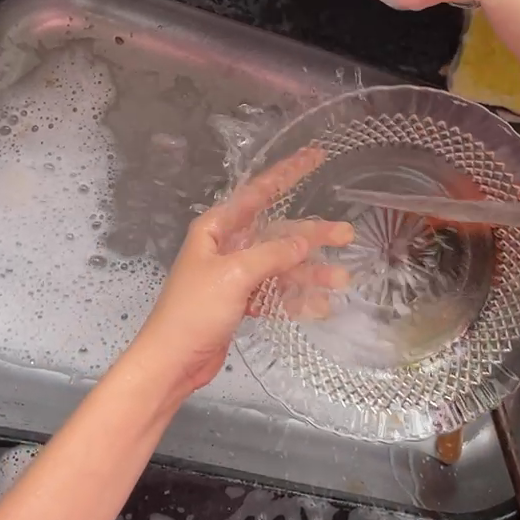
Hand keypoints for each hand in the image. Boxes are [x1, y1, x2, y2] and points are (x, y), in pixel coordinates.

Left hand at [126, 148, 352, 397]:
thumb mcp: (234, 275)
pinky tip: (321, 306)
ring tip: (343, 279)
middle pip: (278, 233)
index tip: (314, 156)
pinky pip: (276, 293)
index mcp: (217, 228)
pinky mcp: (241, 302)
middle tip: (347, 233)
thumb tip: (306, 240)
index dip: (288, 173)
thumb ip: (273, 254)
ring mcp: (236, 275)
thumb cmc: (194, 311)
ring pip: (282, 265)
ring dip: (310, 272)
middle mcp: (228, 246)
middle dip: (312, 234)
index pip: (258, 192)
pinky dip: (296, 298)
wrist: (171, 363)